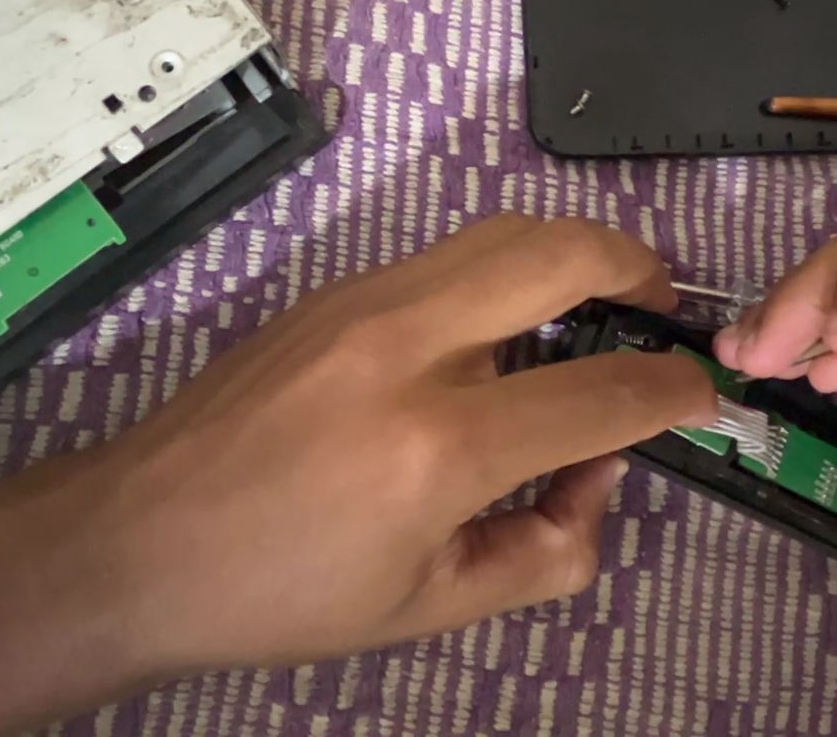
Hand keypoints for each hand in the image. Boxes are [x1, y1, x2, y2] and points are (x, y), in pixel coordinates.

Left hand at [104, 214, 717, 676]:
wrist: (140, 536)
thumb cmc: (286, 590)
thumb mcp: (434, 606)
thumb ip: (547, 546)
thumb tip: (597, 471)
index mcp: (441, 445)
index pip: (600, 394)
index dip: (670, 391)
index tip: (696, 390)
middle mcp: (411, 343)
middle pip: (559, 252)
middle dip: (636, 264)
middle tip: (659, 304)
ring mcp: (367, 297)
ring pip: (505, 230)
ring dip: (572, 251)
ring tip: (596, 296)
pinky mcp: (339, 285)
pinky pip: (452, 252)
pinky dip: (507, 267)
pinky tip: (503, 322)